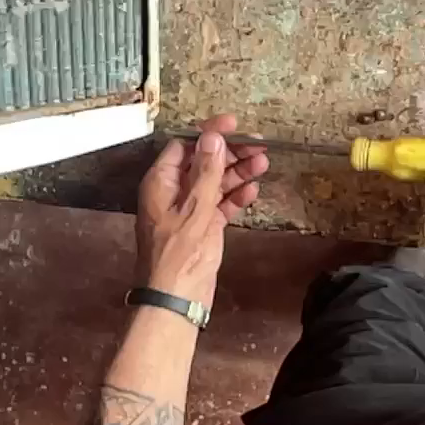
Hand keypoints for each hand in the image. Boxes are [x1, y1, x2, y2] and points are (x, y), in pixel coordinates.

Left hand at [135, 114, 268, 305]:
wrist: (176, 299)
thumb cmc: (178, 256)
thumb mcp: (194, 209)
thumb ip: (205, 173)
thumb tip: (212, 137)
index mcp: (161, 183)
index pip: (185, 146)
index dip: (209, 133)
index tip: (233, 124)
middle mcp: (173, 193)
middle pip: (203, 162)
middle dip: (230, 153)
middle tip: (258, 145)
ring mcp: (189, 210)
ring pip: (215, 182)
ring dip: (238, 172)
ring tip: (263, 163)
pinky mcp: (202, 226)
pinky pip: (220, 204)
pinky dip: (235, 196)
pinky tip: (252, 189)